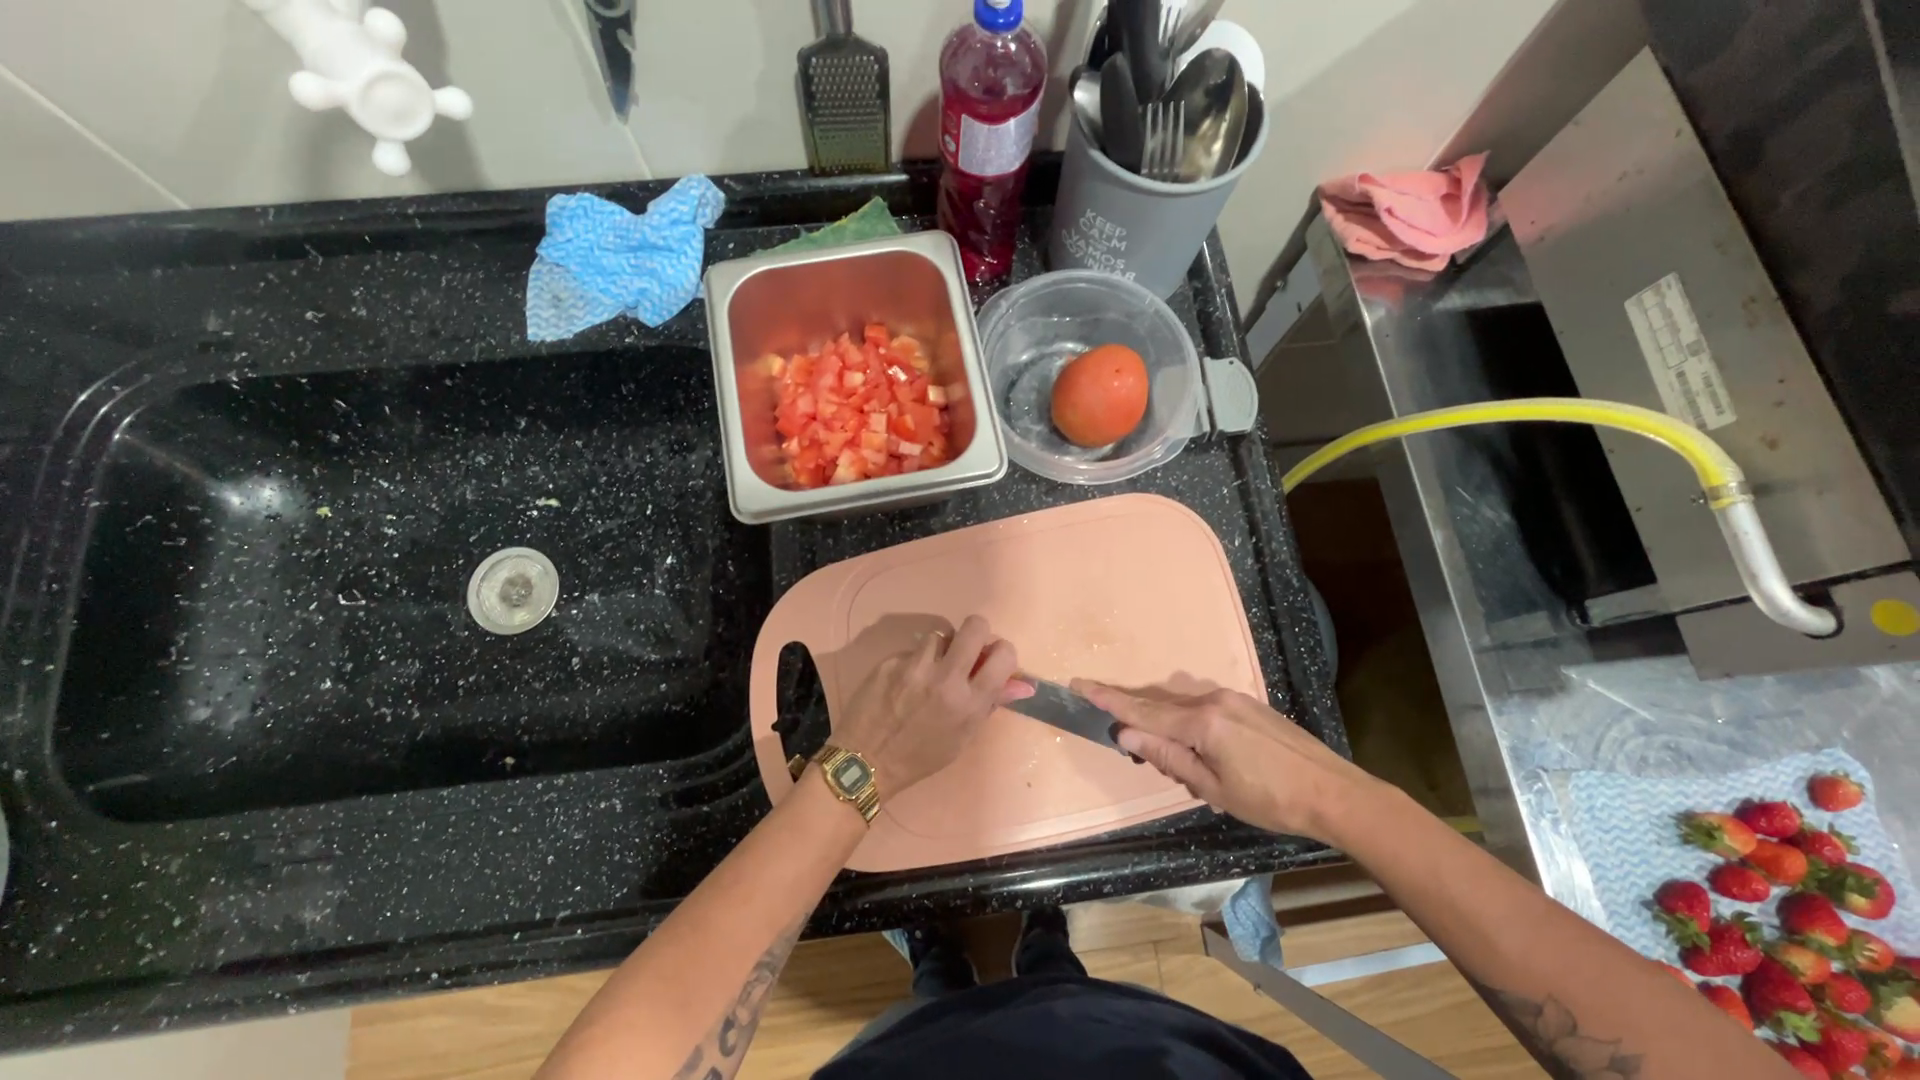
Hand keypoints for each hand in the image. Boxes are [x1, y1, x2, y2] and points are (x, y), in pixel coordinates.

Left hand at [833, 616, 1025, 796]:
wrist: (866, 762)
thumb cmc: (921, 757)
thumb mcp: (963, 737)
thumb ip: (991, 703)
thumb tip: (1024, 684)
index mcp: (970, 703)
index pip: (1003, 654)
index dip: (1001, 652)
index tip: (991, 660)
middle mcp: (946, 679)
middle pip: (974, 627)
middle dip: (977, 633)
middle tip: (967, 650)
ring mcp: (915, 668)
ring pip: (941, 635)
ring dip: (942, 648)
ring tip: (932, 669)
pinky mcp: (890, 662)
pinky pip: (912, 650)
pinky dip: (914, 662)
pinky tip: (906, 682)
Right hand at [1075, 682, 1387, 842]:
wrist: (1334, 793)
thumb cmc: (1271, 801)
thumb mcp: (1213, 788)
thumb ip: (1168, 758)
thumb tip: (1128, 734)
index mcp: (1202, 723)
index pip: (1144, 710)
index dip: (1109, 700)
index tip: (1080, 685)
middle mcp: (1215, 701)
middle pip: (1160, 703)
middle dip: (1132, 710)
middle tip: (1106, 715)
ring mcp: (1235, 699)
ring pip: (1183, 706)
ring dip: (1164, 722)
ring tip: (1164, 751)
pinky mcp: (1250, 705)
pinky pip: (1204, 707)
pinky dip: (1187, 722)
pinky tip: (1194, 745)